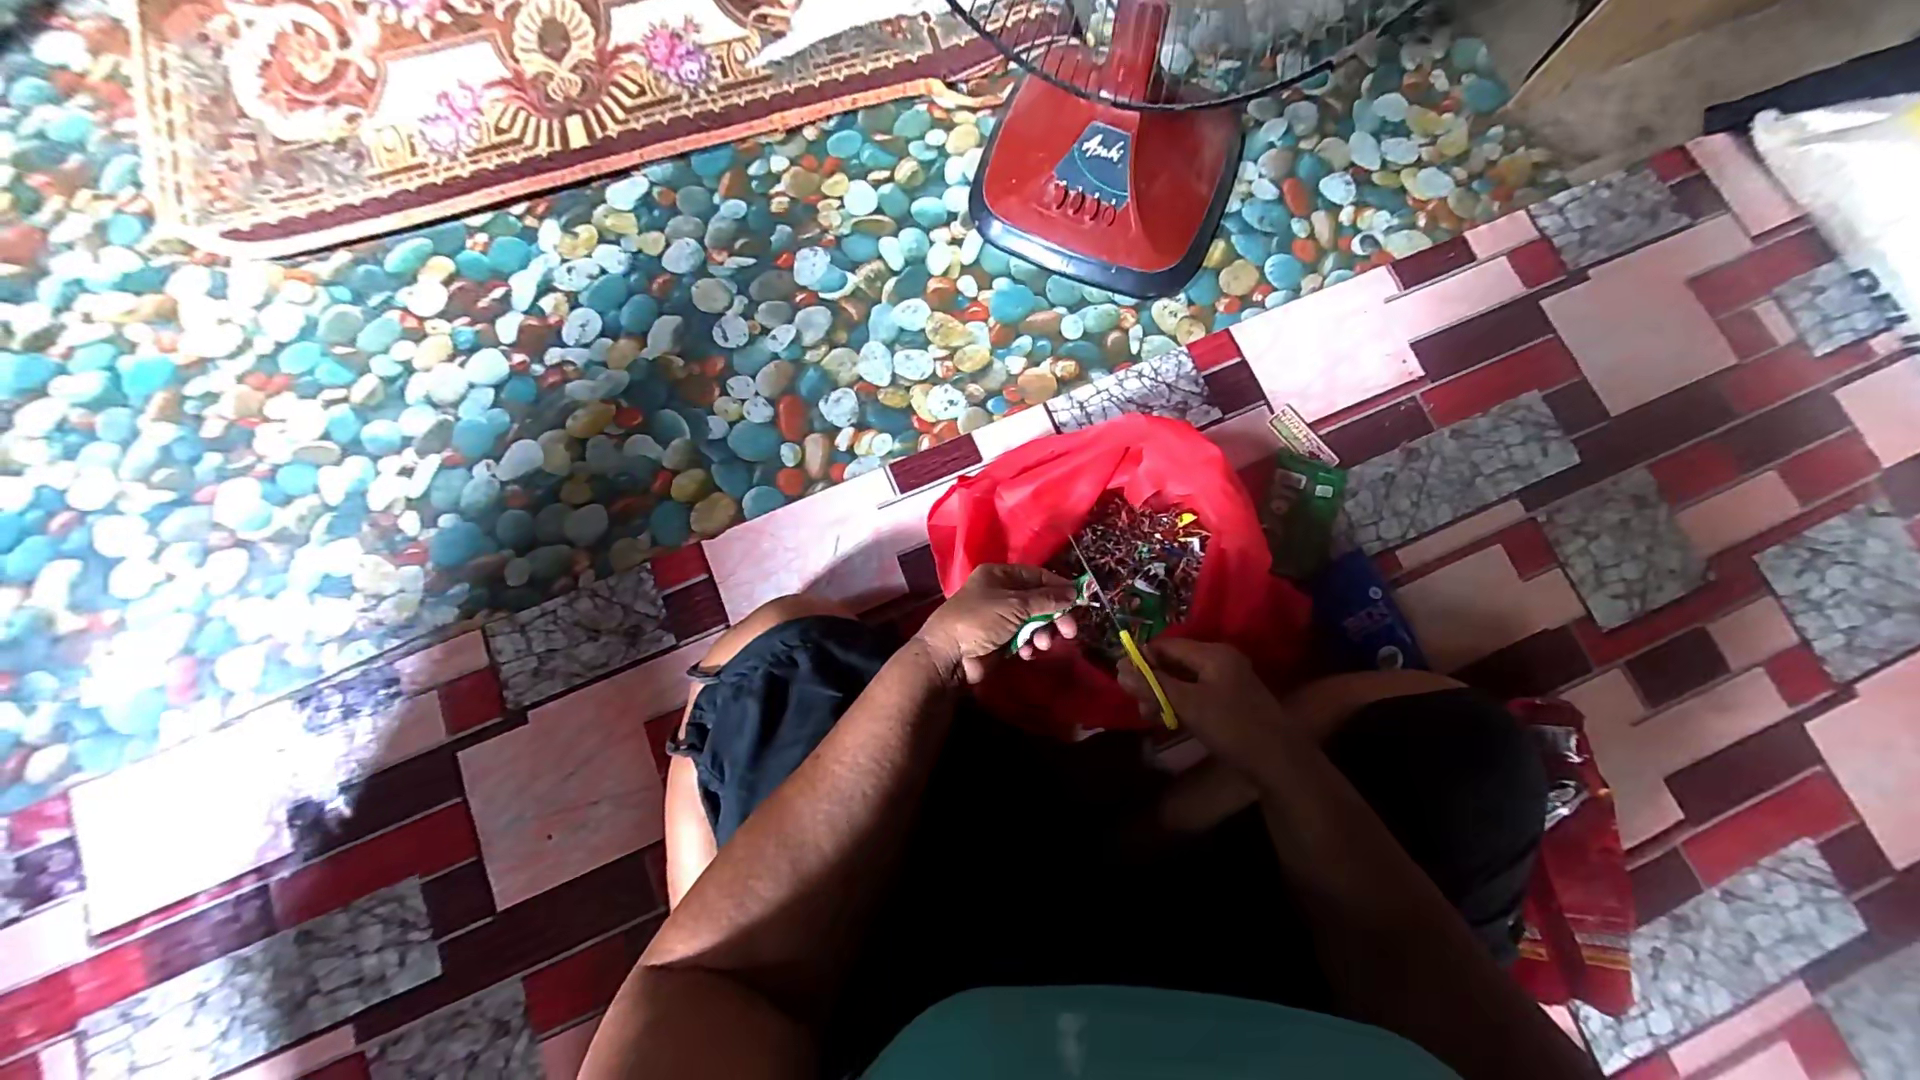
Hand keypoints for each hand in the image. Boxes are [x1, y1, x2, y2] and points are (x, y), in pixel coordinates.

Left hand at [915, 564, 1079, 685]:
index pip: (1038, 576)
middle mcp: (1001, 592)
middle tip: (1068, 631)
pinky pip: (1024, 637)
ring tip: (1041, 644)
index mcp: (1000, 575)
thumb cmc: (980, 619)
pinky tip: (1026, 652)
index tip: (1079, 601)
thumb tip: (1074, 592)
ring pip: (1034, 621)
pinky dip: (1029, 644)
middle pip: (1039, 600)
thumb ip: (1047, 599)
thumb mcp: (1015, 605)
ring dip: (1042, 633)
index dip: (1059, 588)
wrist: (949, 654)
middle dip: (1054, 615)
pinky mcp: (1000, 639)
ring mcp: (1000, 617)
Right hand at [1117, 638, 1303, 773]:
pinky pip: (1194, 694)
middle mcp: (1220, 661)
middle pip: (1173, 662)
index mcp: (1213, 654)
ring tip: (1150, 717)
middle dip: (1151, 681)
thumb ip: (1153, 684)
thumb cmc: (1232, 726)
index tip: (1123, 680)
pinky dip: (1178, 704)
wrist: (1280, 763)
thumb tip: (1119, 667)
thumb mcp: (1187, 704)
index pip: (1166, 645)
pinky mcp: (1228, 702)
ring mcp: (1226, 682)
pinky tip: (1167, 720)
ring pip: (1182, 681)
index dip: (1142, 658)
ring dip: (1162, 695)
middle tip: (1138, 705)